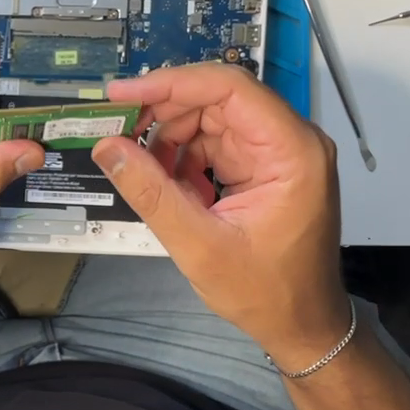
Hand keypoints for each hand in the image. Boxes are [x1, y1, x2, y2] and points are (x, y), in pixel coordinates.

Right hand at [91, 64, 347, 372]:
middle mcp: (291, 141)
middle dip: (164, 112)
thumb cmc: (264, 292)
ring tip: (141, 169)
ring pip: (212, 119)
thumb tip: (107, 147)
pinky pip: (216, 143)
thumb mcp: (199, 245)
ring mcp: (279, 153)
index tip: (122, 95)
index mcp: (291, 151)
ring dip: (171, 138)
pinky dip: (184, 158)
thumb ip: (151, 192)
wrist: (302, 325)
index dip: (171, 83)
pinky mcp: (264, 167)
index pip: (229, 88)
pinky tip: (168, 185)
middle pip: (218, 99)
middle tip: (118, 132)